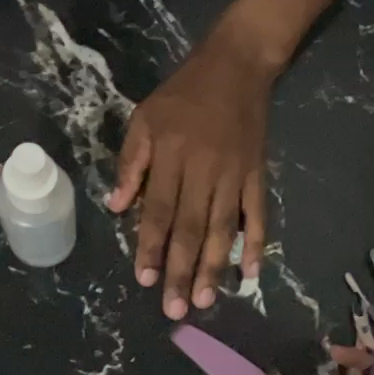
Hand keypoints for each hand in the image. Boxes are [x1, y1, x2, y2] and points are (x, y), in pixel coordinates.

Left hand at [108, 21, 278, 320]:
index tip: (145, 279)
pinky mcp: (257, 175)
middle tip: (174, 309)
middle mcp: (203, 170)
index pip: (158, 210)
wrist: (237, 65)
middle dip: (180, 270)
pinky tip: (249, 273)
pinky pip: (257, 214)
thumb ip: (131, 162)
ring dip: (213, 266)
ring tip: (203, 299)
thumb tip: (116, 207)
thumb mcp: (145, 117)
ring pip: (222, 228)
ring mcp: (234, 175)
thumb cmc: (184, 93)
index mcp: (171, 156)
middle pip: (190, 228)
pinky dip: (255, 243)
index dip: (150, 246)